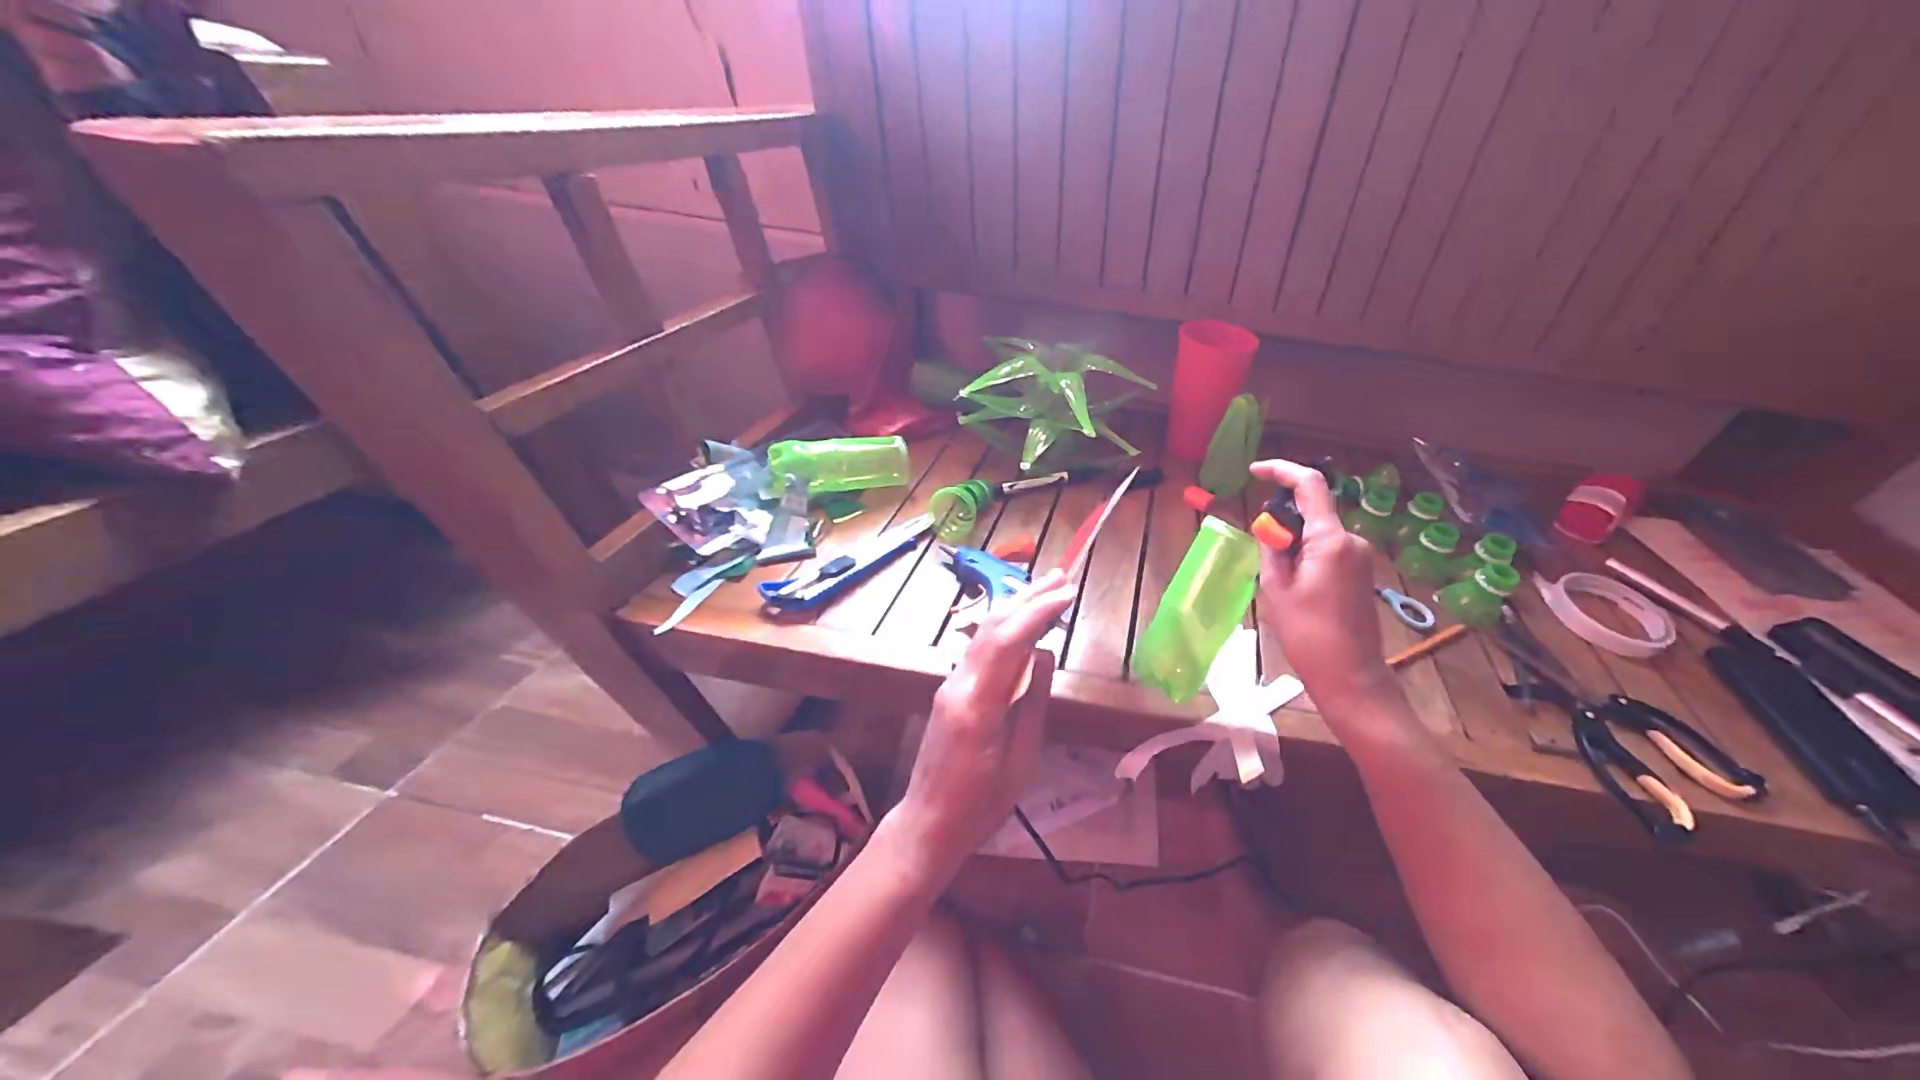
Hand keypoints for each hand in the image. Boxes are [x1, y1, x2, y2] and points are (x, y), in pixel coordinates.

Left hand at [889, 568, 1075, 876]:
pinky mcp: (950, 691)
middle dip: (1027, 598)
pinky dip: (1003, 630)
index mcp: (977, 703)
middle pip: (991, 628)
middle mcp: (958, 684)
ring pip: (982, 635)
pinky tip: (1021, 625)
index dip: (1037, 612)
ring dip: (1014, 609)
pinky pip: (979, 650)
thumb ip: (1033, 702)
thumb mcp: (1022, 759)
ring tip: (1046, 590)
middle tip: (1061, 577)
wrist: (929, 821)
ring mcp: (949, 685)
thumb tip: (1044, 653)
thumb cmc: (981, 804)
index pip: (1007, 641)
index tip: (1067, 593)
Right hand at [1250, 459, 1391, 709]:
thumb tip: (1270, 525)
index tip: (1255, 471)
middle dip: (1282, 523)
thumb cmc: (1309, 634)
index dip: (1282, 471)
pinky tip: (1295, 590)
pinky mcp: (1360, 572)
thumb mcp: (1276, 588)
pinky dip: (1305, 557)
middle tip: (1264, 557)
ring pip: (1317, 533)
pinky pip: (1326, 550)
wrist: (1350, 675)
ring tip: (1279, 584)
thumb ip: (1272, 548)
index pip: (1310, 486)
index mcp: (1331, 540)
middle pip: (1311, 511)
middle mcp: (1351, 541)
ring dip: (1292, 545)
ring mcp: (1360, 557)